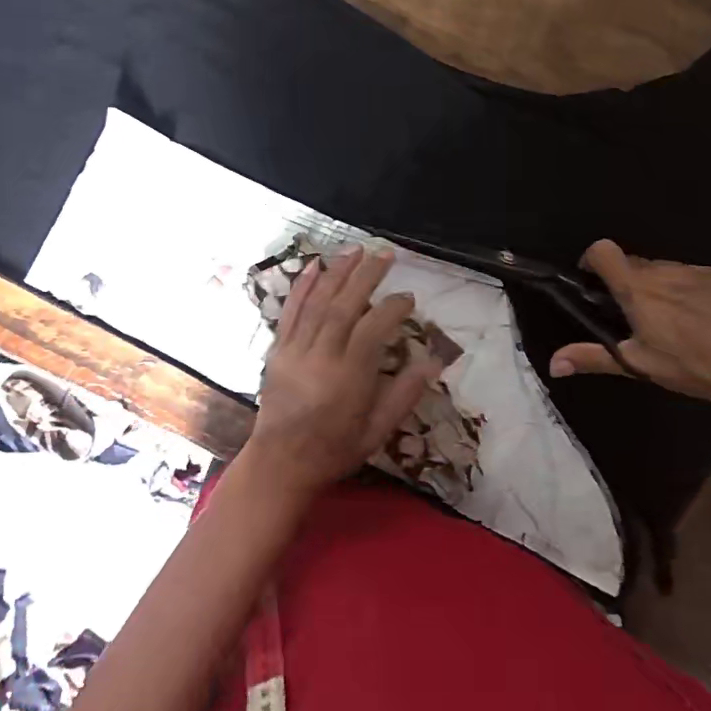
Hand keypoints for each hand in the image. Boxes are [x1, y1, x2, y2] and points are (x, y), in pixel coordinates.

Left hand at [241, 246, 445, 496]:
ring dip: (336, 272)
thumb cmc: (334, 450)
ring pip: (317, 302)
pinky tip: (313, 266)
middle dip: (365, 275)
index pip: (372, 329)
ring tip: (355, 249)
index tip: (408, 297)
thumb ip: (403, 394)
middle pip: (343, 305)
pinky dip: (301, 287)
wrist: (280, 461)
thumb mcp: (377, 431)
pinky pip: (290, 312)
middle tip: (385, 254)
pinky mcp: (277, 349)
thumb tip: (433, 361)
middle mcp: (319, 356)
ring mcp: (294, 350)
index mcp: (348, 378)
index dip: (392, 308)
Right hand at [547, 239, 710, 410]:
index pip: (603, 251)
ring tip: (679, 324)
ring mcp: (704, 271)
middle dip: (628, 282)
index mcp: (637, 288)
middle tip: (636, 317)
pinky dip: (696, 292)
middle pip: (636, 263)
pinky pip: (702, 278)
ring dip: (663, 288)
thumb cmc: (703, 365)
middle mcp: (666, 271)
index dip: (592, 260)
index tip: (594, 283)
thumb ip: (595, 358)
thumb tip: (552, 365)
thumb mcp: (644, 366)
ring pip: (670, 271)